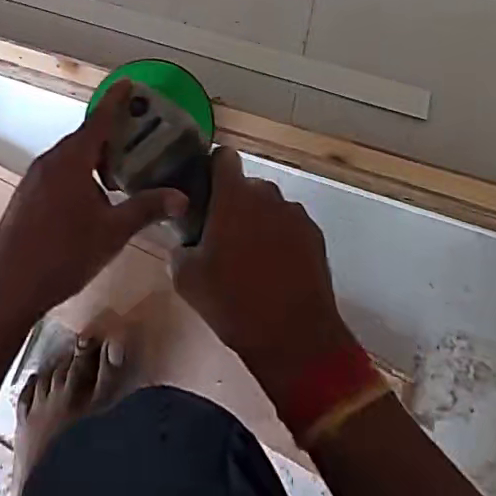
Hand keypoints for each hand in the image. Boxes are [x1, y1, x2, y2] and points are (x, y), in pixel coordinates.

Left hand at [0, 83, 187, 327]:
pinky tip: (91, 198)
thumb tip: (181, 198)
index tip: (128, 83)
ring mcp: (33, 180)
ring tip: (120, 169)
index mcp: (70, 161)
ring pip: (69, 157)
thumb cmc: (63, 255)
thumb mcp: (112, 233)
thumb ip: (146, 209)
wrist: (7, 288)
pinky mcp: (25, 198)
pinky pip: (57, 172)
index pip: (98, 121)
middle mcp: (49, 162)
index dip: (115, 101)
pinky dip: (78, 173)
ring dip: (93, 157)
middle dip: (109, 133)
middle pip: (84, 138)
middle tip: (137, 133)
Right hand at [171, 148, 357, 394]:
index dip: (213, 168)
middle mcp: (267, 196)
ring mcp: (296, 215)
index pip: (223, 156)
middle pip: (247, 186)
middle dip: (235, 203)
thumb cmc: (233, 302)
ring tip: (250, 258)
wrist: (295, 338)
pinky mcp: (316, 238)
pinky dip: (282, 240)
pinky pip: (291, 228)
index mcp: (233, 196)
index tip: (204, 188)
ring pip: (270, 208)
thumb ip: (179, 251)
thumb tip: (184, 245)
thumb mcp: (187, 279)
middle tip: (222, 235)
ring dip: (259, 222)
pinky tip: (274, 271)